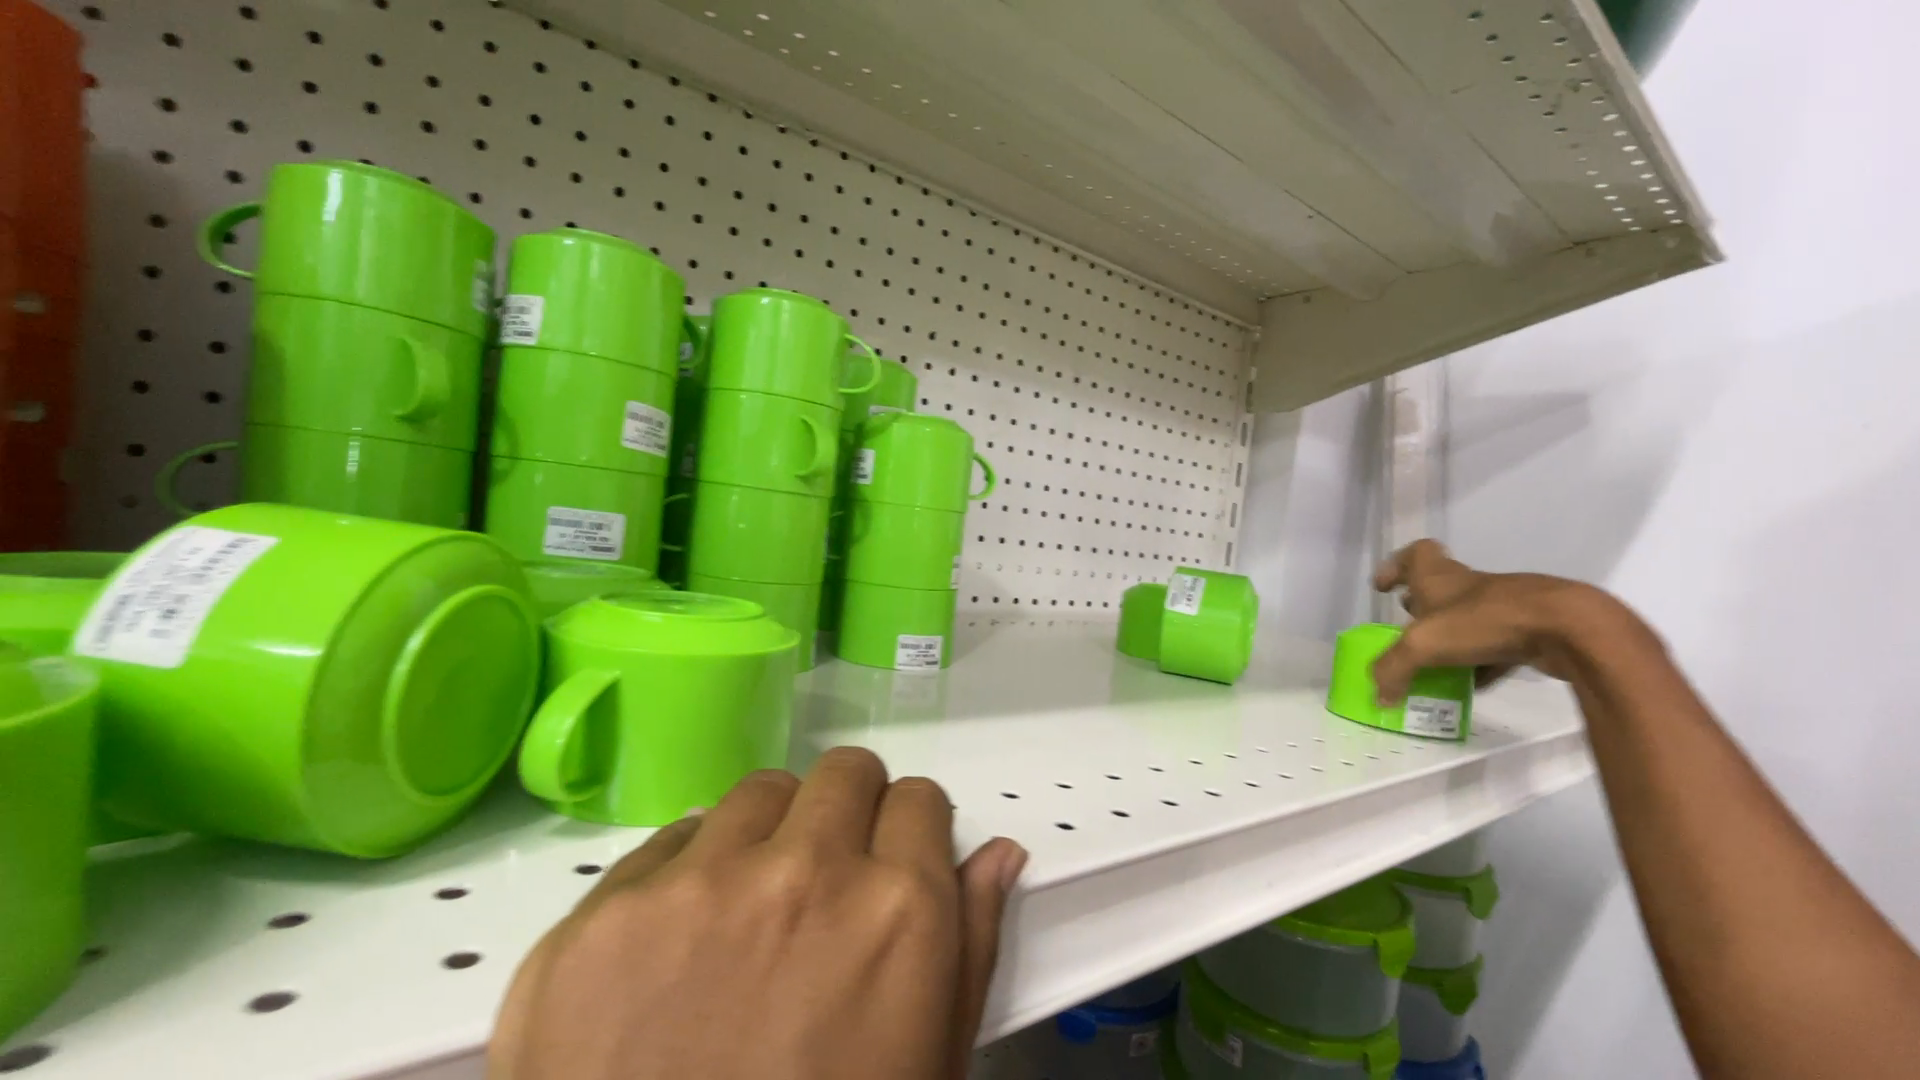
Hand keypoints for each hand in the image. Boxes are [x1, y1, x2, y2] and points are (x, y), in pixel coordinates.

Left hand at [489, 747, 1028, 1079]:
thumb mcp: (928, 1065)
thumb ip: (971, 946)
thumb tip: (999, 853)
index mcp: (899, 912)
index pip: (919, 799)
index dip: (910, 831)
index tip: (893, 859)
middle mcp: (806, 871)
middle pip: (844, 773)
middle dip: (849, 809)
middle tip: (829, 870)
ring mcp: (699, 884)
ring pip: (758, 793)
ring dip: (770, 831)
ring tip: (752, 901)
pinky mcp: (607, 910)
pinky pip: (670, 842)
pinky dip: (689, 872)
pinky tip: (679, 941)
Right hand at [1369, 539, 1616, 702]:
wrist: (1566, 629)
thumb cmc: (1484, 621)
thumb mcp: (1422, 645)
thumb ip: (1394, 669)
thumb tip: (1379, 696)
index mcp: (1440, 577)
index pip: (1416, 554)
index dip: (1396, 566)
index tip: (1384, 587)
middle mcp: (1469, 587)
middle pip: (1439, 589)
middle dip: (1421, 609)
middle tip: (1406, 630)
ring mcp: (1502, 608)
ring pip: (1467, 619)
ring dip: (1450, 638)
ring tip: (1434, 664)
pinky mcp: (1529, 632)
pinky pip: (1495, 648)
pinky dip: (1480, 664)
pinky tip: (1472, 685)